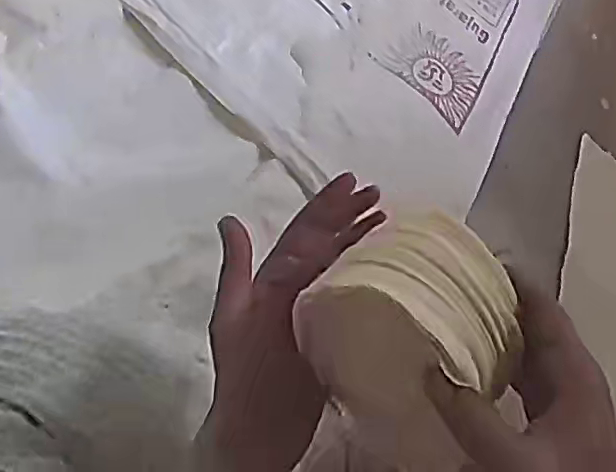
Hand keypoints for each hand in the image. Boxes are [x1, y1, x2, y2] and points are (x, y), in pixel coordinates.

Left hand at [198, 173, 385, 471]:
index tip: (351, 180)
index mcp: (277, 274)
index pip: (306, 229)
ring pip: (344, 257)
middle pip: (329, 237)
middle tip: (377, 192)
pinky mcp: (338, 324)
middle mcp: (300, 281)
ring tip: (385, 215)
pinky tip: (385, 257)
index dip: (327, 203)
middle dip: (351, 211)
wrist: (257, 434)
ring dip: (362, 233)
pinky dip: (370, 266)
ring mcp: (320, 301)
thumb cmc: (242, 374)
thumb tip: (229, 219)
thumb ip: (236, 269)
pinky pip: (356, 286)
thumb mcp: (231, 318)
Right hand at [424, 273, 615, 471]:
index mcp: (576, 369)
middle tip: (454, 288)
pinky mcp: (557, 427)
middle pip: (534, 324)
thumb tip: (431, 370)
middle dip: (496, 304)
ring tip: (456, 320)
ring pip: (529, 352)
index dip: (512, 279)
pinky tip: (475, 370)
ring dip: (497, 335)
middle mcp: (574, 376)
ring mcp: (568, 402)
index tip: (474, 260)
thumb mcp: (512, 459)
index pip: (543, 305)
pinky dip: (501, 366)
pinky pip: (526, 380)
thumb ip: (471, 415)